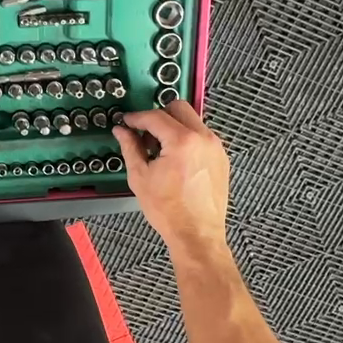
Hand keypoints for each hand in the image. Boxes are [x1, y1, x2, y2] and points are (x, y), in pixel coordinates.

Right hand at [112, 101, 229, 264]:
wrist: (197, 234)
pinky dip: (187, 139)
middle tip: (144, 132)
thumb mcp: (140, 177)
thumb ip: (130, 148)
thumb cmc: (171, 212)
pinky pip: (201, 136)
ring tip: (159, 150)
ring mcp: (215, 148)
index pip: (155, 116)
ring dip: (173, 127)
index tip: (128, 121)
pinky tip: (175, 159)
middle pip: (178, 108)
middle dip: (158, 115)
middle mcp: (203, 139)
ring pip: (192, 121)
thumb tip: (122, 132)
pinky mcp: (220, 158)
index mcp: (182, 142)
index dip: (137, 117)